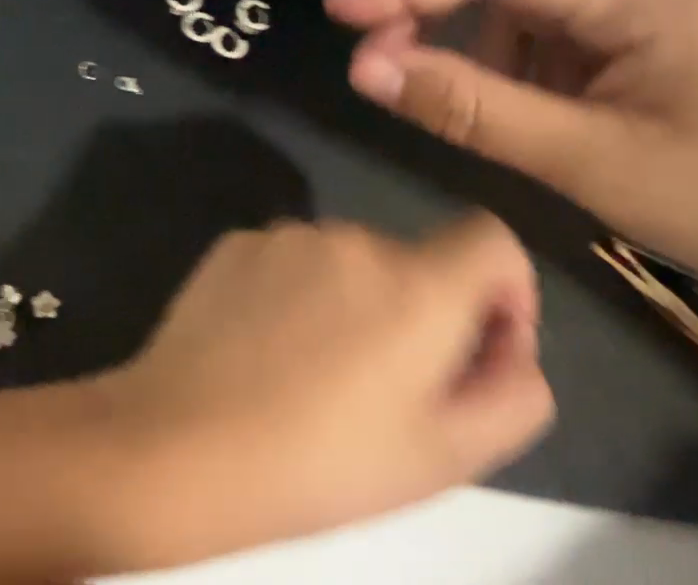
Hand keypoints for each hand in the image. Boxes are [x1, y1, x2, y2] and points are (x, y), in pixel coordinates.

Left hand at [94, 213, 551, 566]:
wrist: (181, 444)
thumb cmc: (323, 462)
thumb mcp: (450, 455)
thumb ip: (515, 391)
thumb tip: (508, 346)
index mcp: (417, 283)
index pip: (491, 238)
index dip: (503, 288)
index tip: (478, 344)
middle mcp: (353, 239)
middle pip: (414, 261)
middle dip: (419, 311)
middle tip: (384, 385)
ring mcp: (283, 236)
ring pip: (348, 262)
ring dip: (354, 302)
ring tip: (315, 373)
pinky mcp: (231, 245)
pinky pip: (290, 262)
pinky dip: (296, 293)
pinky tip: (266, 349)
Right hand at [322, 0, 697, 313]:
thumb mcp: (591, 164)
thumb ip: (470, 109)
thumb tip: (365, 71)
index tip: (336, 12)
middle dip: (438, 12)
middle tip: (377, 64)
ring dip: (487, 41)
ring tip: (468, 103)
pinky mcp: (684, 4)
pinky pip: (574, 11)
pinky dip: (530, 52)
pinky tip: (528, 98)